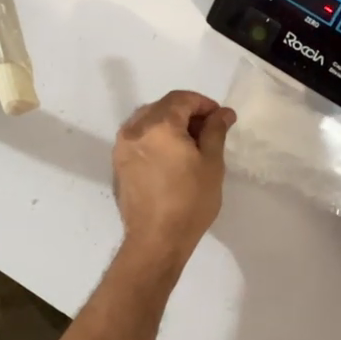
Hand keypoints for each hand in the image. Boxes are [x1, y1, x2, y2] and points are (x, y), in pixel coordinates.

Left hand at [113, 90, 234, 267]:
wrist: (156, 240)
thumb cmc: (190, 201)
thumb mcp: (211, 164)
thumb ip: (215, 131)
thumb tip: (222, 113)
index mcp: (158, 125)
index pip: (181, 99)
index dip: (203, 103)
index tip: (220, 119)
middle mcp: (134, 130)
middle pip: (162, 107)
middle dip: (187, 113)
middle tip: (208, 131)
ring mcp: (122, 148)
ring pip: (147, 122)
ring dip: (169, 125)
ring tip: (190, 146)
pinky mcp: (118, 165)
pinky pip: (138, 139)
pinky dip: (155, 139)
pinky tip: (170, 159)